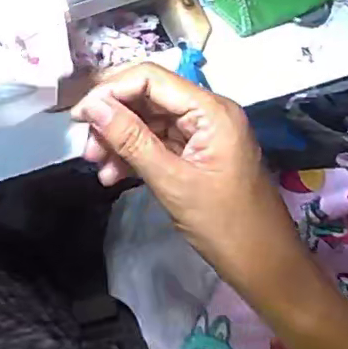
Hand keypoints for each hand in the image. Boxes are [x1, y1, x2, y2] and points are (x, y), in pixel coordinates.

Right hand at [72, 64, 299, 283]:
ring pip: (146, 120)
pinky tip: (114, 175)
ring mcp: (201, 133)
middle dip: (112, 118)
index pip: (150, 78)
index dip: (110, 91)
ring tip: (98, 165)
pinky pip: (156, 141)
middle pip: (146, 96)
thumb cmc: (226, 226)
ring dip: (118, 139)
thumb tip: (92, 107)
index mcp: (210, 110)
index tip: (79, 116)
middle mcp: (206, 112)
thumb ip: (130, 139)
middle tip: (87, 146)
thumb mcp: (172, 182)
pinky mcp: (195, 152)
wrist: (268, 270)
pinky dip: (132, 154)